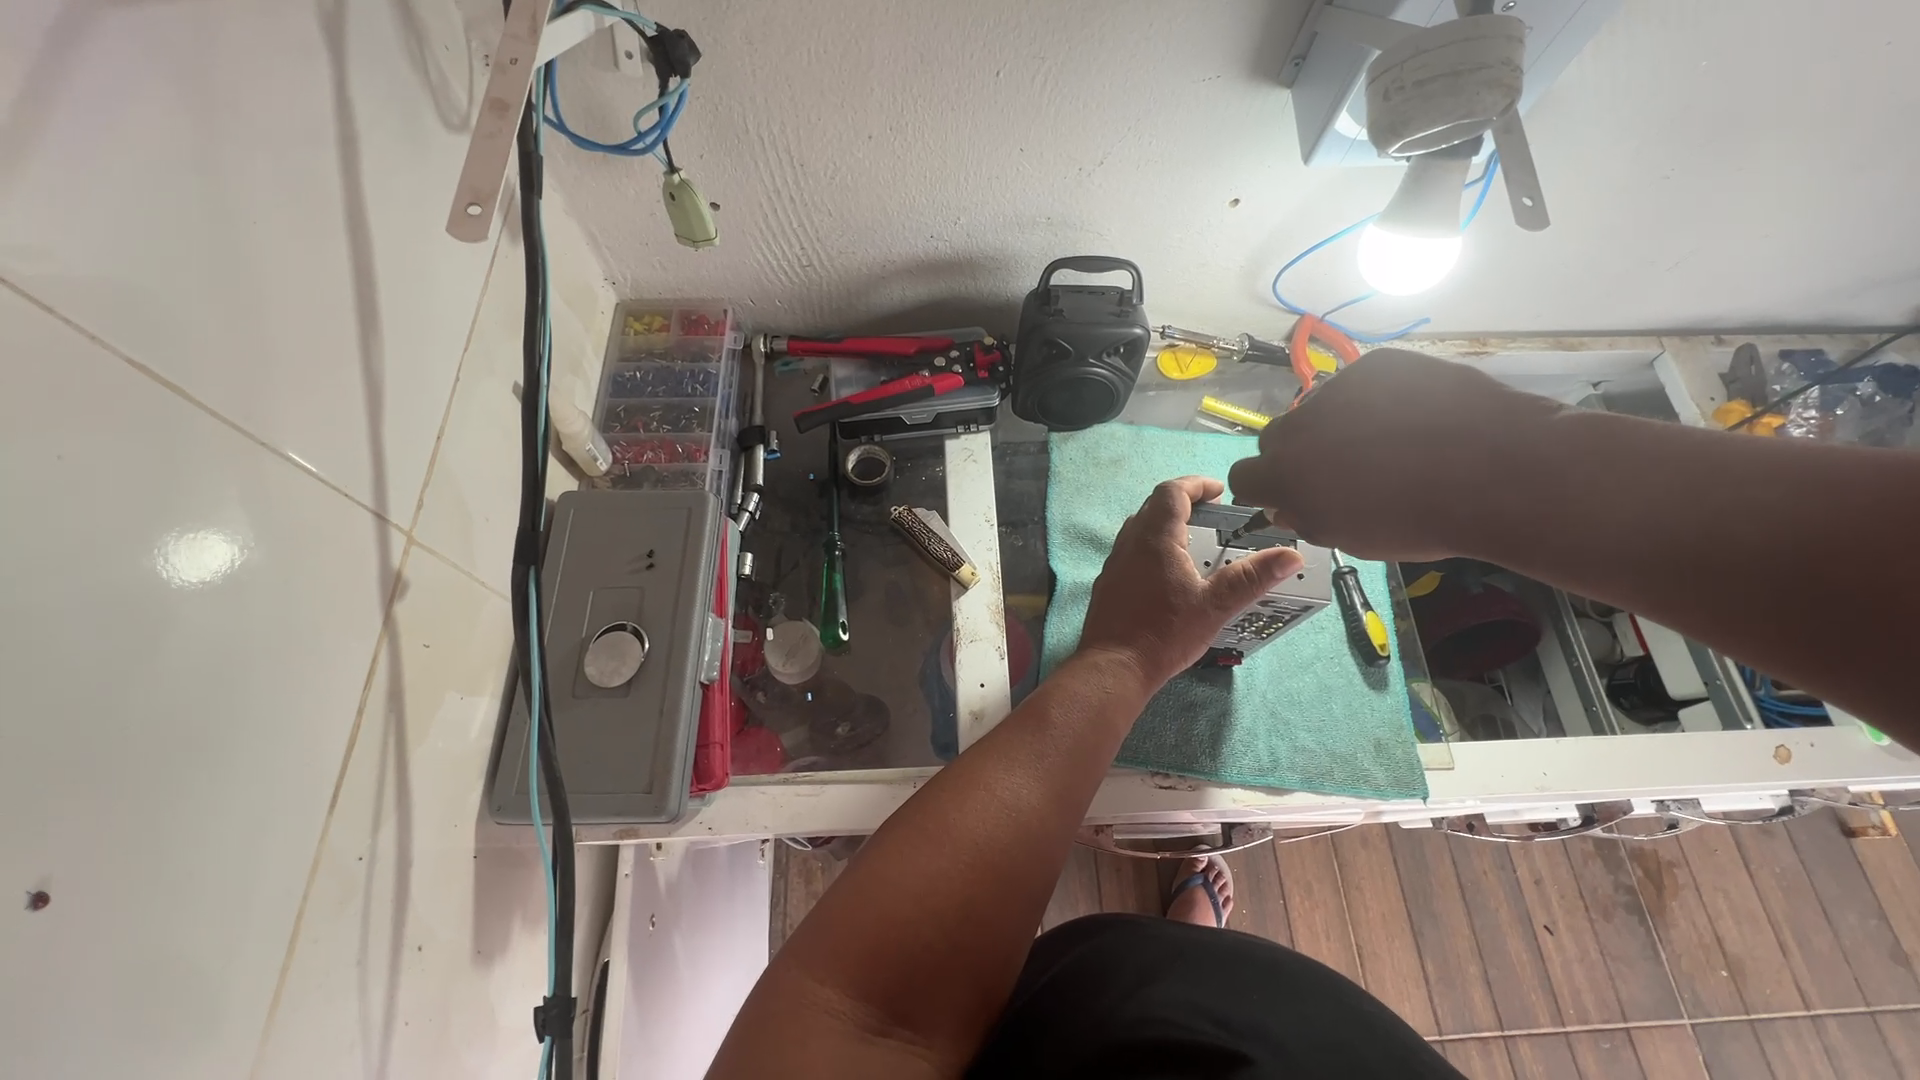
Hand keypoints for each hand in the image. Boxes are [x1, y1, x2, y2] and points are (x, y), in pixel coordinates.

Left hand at [1075, 477, 1305, 688]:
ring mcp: (1115, 563)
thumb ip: (1251, 578)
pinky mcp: (1108, 583)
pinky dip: (1151, 547)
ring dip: (1164, 524)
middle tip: (1210, 515)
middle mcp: (1130, 543)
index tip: (1218, 490)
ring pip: (1139, 528)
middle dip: (1182, 502)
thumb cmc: (1164, 634)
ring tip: (1193, 541)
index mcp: (1156, 539)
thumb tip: (1291, 555)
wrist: (1114, 667)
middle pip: (1153, 506)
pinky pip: (1130, 551)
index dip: (1195, 485)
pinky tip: (1167, 573)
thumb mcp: (1215, 606)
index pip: (1172, 492)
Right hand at [1226, 348, 1561, 560]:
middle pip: (1278, 437)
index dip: (1266, 487)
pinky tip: (1417, 416)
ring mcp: (1337, 388)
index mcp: (1284, 475)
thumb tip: (1287, 505)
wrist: (1496, 470)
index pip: (1244, 476)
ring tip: (1391, 441)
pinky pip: (1363, 382)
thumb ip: (1308, 519)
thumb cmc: (1419, 521)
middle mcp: (1297, 426)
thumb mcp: (1352, 538)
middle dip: (1300, 453)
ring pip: (1321, 407)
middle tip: (1345, 470)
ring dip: (1338, 423)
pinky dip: (1380, 398)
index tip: (1295, 495)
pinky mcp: (1377, 363)